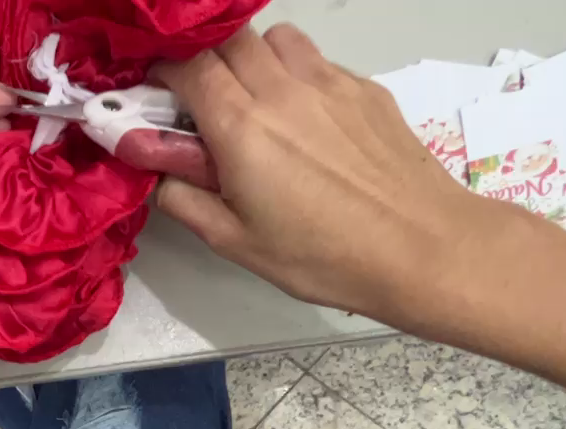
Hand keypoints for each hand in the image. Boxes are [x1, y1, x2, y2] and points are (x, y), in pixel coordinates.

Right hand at [155, 24, 565, 428]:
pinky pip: (313, 58)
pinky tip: (292, 116)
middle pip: (229, 40)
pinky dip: (288, 71)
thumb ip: (185, 198)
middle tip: (192, 100)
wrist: (414, 244)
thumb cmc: (314, 254)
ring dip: (247, 58)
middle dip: (201, 60)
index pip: (191, 67)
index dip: (164, 71)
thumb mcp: (231, 240)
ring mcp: (329, 82)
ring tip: (244, 101)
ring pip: (274, 38)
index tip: (151, 93)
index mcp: (243, 128)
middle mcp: (283, 90)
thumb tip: (157, 173)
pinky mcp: (362, 88)